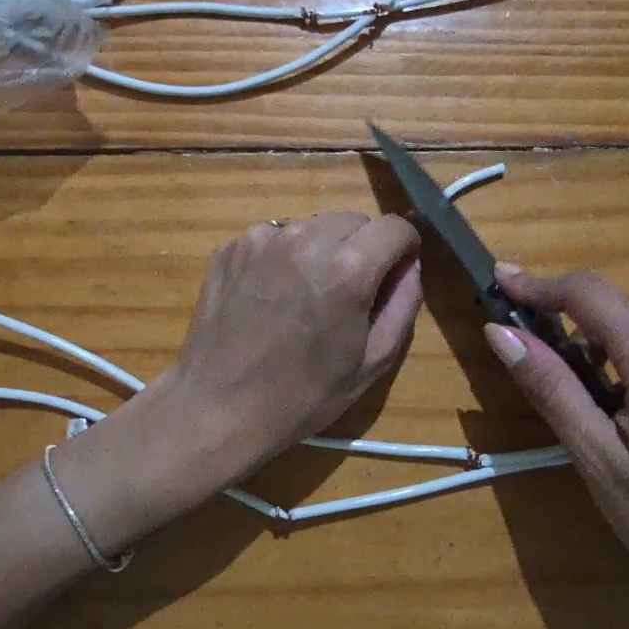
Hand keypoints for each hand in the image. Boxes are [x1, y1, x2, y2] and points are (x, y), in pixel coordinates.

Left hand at [158, 212, 424, 476]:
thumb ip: (403, 304)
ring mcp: (261, 239)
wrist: (218, 408)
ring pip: (311, 226)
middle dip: (361, 247)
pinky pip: (273, 239)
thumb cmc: (303, 396)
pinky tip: (269, 298)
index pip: (395, 227)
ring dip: (319, 249)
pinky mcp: (229, 248)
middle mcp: (305, 238)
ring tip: (304, 296)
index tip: (396, 272)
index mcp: (348, 269)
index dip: (404, 248)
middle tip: (347, 293)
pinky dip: (281, 258)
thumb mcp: (373, 362)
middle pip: (352, 221)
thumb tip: (410, 264)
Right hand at [482, 266, 628, 625]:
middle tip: (537, 381)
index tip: (497, 281)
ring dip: (603, 358)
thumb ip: (554, 390)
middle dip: (569, 334)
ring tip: (593, 422)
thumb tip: (500, 332)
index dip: (538, 283)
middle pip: (615, 315)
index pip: (588, 292)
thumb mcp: (604, 465)